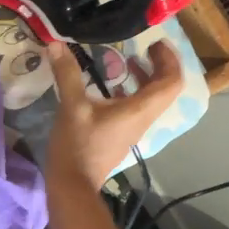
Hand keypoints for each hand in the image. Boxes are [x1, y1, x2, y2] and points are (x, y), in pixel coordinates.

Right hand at [45, 39, 184, 190]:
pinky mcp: (122, 136)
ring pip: (152, 99)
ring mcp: (134, 130)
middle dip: (159, 65)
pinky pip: (137, 109)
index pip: (172, 81)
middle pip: (165, 88)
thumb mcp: (72, 107)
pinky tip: (112, 89)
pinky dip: (132, 93)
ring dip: (146, 78)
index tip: (155, 43)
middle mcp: (143, 119)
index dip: (170, 59)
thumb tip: (56, 44)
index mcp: (140, 109)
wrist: (73, 185)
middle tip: (143, 48)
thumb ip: (67, 74)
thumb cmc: (77, 146)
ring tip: (128, 62)